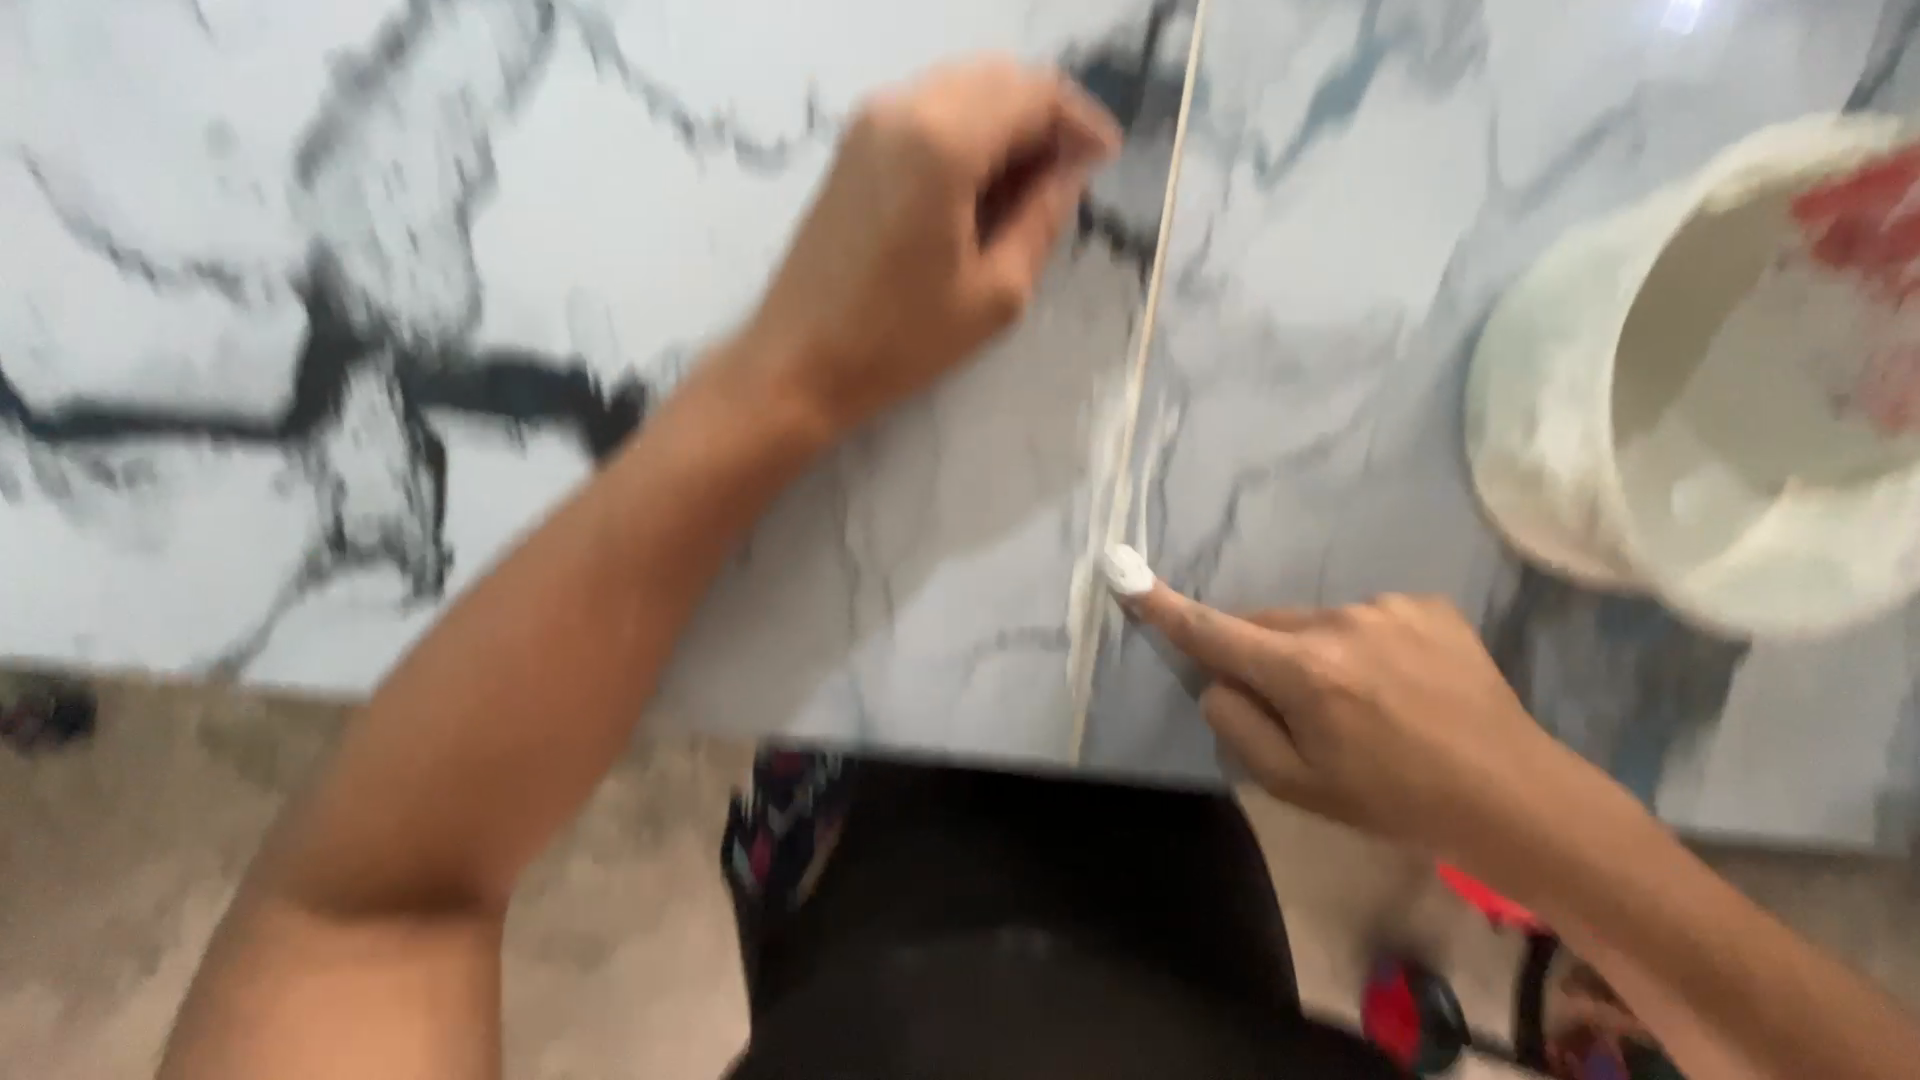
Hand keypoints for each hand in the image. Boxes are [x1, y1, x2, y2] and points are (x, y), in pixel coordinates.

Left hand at [740, 56, 1120, 431]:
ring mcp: (868, 122)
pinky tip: (979, 188)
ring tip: (1027, 189)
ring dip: (1004, 124)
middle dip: (1044, 118)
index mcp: (943, 141)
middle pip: (997, 78)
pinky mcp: (851, 147)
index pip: (1034, 94)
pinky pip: (926, 113)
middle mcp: (902, 107)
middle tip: (1068, 178)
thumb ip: (1042, 219)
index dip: (1081, 121)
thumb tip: (1070, 173)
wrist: (797, 363)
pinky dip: (965, 134)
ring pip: (960, 90)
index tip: (1104, 161)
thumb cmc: (899, 341)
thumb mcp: (994, 292)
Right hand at [1126, 584, 1633, 889]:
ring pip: (1316, 622)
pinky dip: (1363, 645)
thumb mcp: (1298, 786)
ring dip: (1316, 652)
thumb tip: (1217, 681)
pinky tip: (1400, 683)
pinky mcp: (1426, 604)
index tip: (1127, 576)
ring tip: (1364, 702)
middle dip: (1261, 655)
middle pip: (1266, 625)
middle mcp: (1341, 624)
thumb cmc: (1394, 800)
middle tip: (1295, 708)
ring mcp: (1388, 608)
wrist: (1513, 795)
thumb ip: (1239, 727)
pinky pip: (1365, 618)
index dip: (1166, 609)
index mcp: (1304, 673)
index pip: (1215, 632)